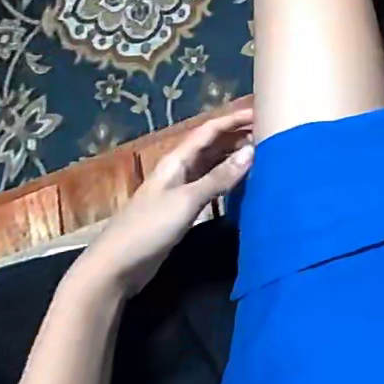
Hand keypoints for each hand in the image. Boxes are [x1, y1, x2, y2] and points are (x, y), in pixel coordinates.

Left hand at [70, 109, 254, 297]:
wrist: (112, 270)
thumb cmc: (147, 229)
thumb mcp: (186, 201)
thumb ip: (220, 177)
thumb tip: (253, 151)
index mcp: (176, 162)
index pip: (209, 131)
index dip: (234, 119)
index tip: (263, 113)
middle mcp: (179, 171)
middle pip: (212, 144)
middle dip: (238, 135)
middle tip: (270, 134)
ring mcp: (180, 190)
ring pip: (213, 164)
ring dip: (235, 156)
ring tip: (264, 154)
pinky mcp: (183, 208)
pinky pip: (212, 183)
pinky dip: (230, 178)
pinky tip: (245, 182)